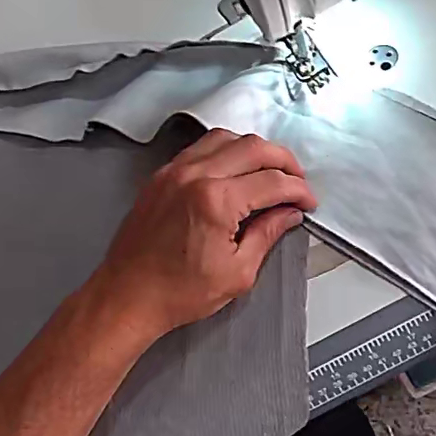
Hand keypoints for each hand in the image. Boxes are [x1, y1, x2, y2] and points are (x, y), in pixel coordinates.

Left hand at [86, 129, 317, 341]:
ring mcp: (174, 172)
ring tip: (269, 170)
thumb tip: (288, 214)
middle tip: (297, 181)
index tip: (307, 202)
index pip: (272, 182)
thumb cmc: (177, 293)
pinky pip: (200, 147)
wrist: (128, 297)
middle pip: (254, 147)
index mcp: (216, 201)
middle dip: (284, 161)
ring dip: (254, 149)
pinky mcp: (161, 176)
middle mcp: (194, 176)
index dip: (298, 191)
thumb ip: (267, 234)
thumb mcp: (237, 272)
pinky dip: (225, 150)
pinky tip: (235, 168)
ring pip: (226, 138)